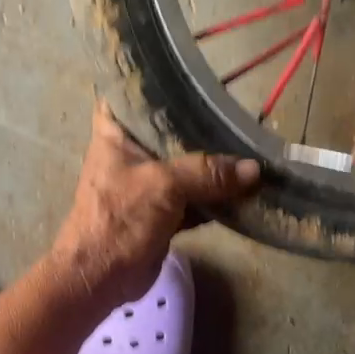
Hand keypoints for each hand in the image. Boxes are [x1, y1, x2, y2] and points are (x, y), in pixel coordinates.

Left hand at [48, 100, 259, 305]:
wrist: (100, 277)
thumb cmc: (119, 219)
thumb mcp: (164, 186)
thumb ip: (208, 173)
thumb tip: (254, 169)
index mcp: (116, 132)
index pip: (135, 93)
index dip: (164, 84)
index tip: (199, 76)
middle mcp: (131, 150)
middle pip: (172, 131)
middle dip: (205, 127)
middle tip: (242, 114)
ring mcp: (148, 182)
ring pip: (188, 166)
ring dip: (216, 166)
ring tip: (253, 148)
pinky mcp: (162, 210)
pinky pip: (195, 197)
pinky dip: (216, 196)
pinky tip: (246, 188)